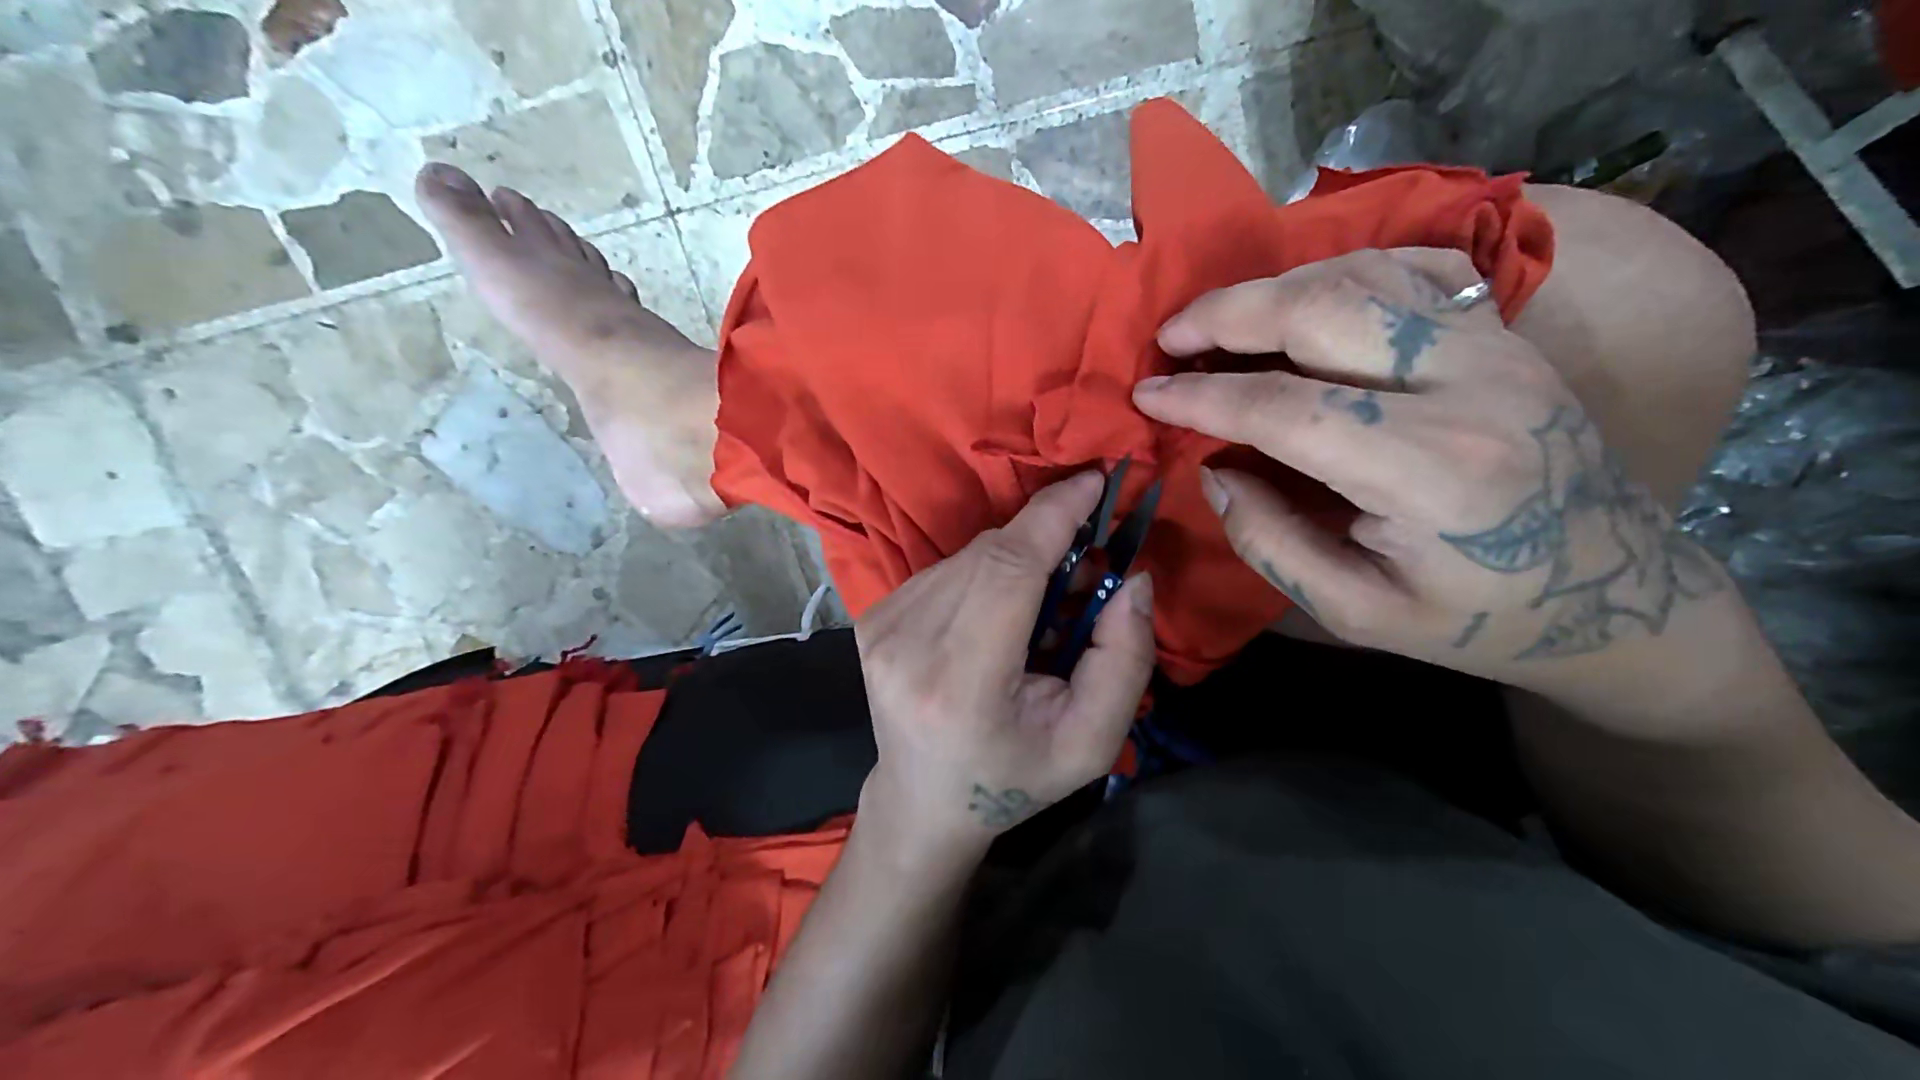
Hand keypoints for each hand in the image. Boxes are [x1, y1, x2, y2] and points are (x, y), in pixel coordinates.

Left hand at [854, 474, 1154, 866]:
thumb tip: (1132, 578)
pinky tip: (996, 615)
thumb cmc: (1012, 778)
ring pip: (968, 555)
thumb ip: (1124, 660)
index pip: (1008, 568)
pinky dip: (984, 575)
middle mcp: (906, 643)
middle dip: (1046, 539)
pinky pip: (946, 569)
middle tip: (1085, 564)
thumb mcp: (1091, 743)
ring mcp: (880, 626)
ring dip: (1015, 561)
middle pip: (990, 552)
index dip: (1054, 515)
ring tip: (1040, 607)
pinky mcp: (871, 616)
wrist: (923, 799)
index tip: (1095, 482)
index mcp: (959, 681)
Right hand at [1132, 248, 1725, 700]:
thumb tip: (1212, 469)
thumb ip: (1270, 542)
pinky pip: (1409, 272)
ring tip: (1217, 321)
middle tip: (1168, 336)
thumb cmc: (1478, 618)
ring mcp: (1494, 347)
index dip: (1202, 396)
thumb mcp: (1356, 612)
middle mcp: (1470, 387)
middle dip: (1228, 315)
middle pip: (1325, 309)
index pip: (1287, 408)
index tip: (1147, 394)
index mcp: (1432, 473)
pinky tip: (1299, 302)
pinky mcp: (1501, 335)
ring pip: (1362, 275)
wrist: (1616, 593)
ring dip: (1273, 289)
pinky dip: (1338, 274)